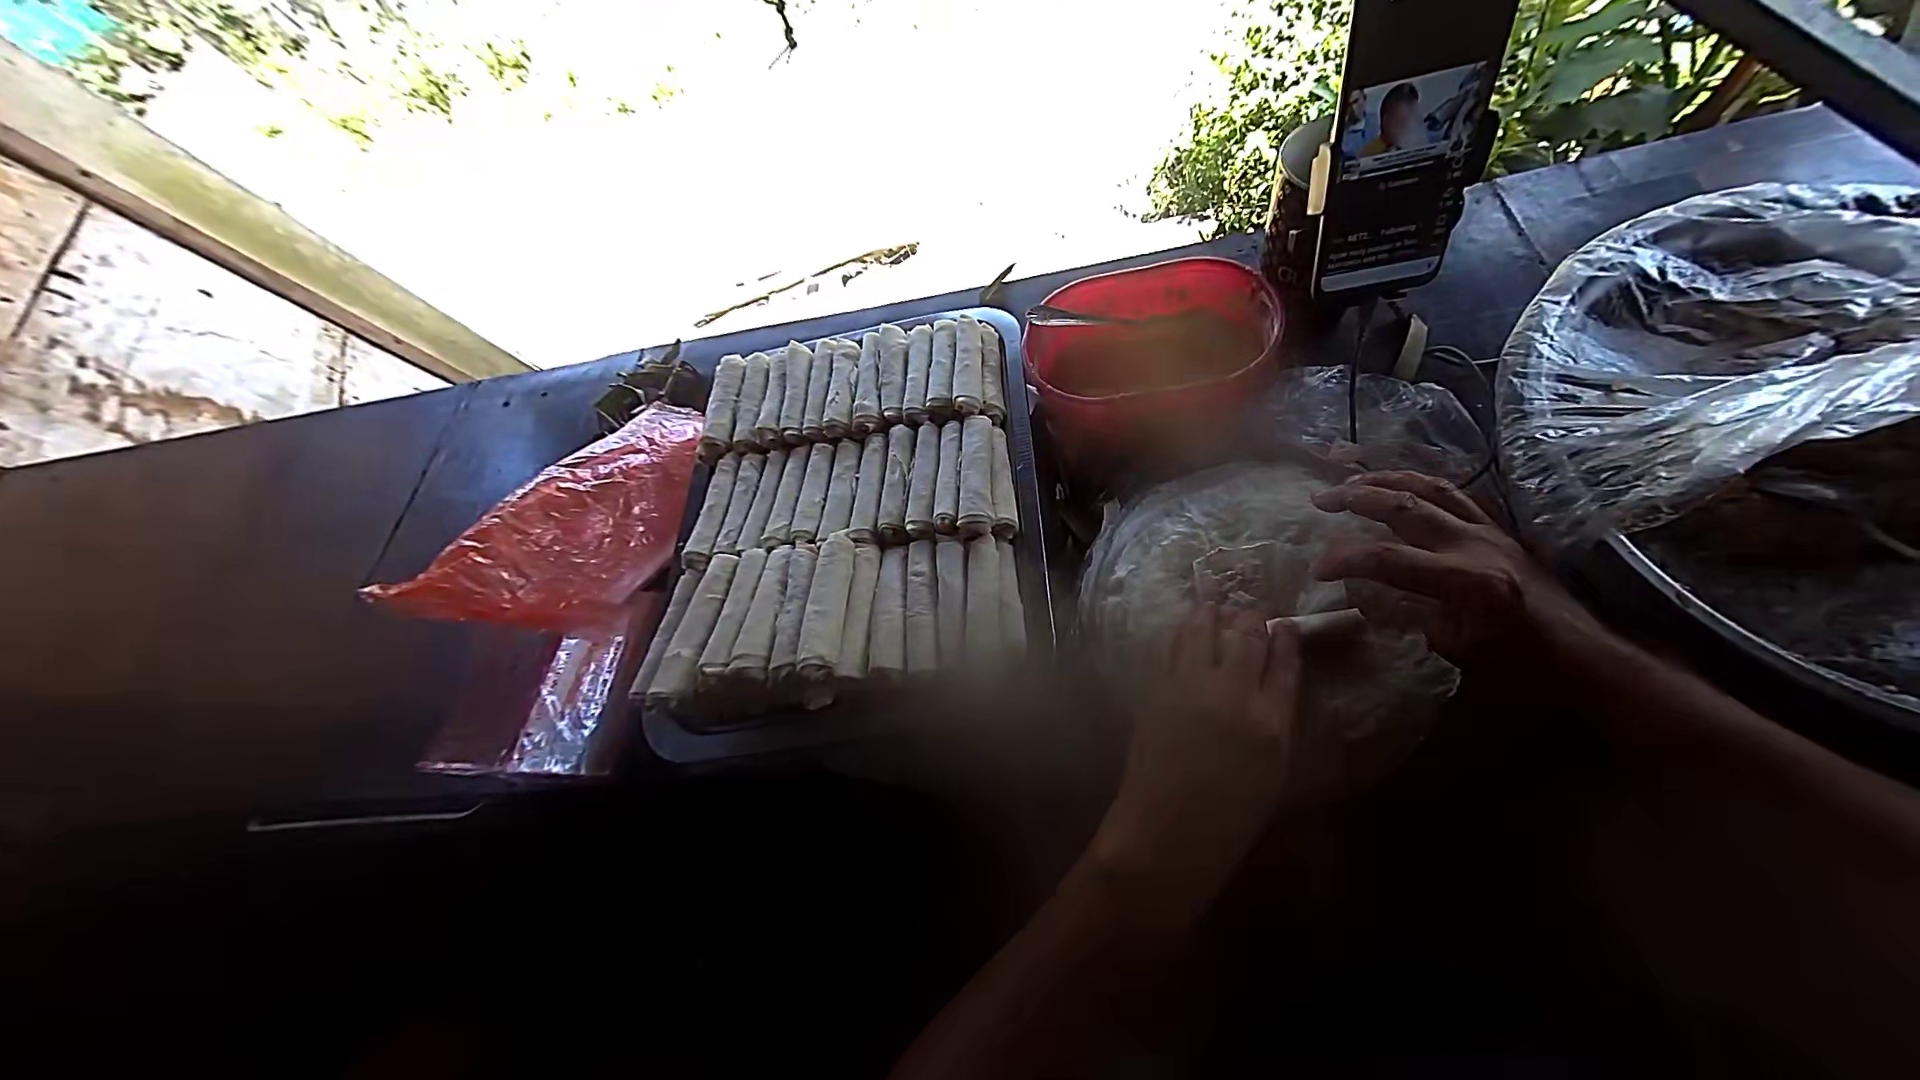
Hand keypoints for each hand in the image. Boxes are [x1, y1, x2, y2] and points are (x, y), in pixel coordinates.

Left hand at [1087, 604, 1300, 923]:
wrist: (1165, 833)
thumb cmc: (1228, 816)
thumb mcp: (1272, 771)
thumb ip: (1276, 720)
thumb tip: (1271, 681)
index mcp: (1271, 723)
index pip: (1285, 662)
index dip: (1286, 638)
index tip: (1285, 626)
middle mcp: (1232, 695)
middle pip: (1246, 635)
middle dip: (1251, 618)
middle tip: (1250, 613)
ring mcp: (1188, 687)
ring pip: (1202, 629)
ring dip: (1211, 614)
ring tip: (1214, 609)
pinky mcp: (1155, 688)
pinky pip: (1169, 646)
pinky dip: (1180, 631)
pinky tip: (1185, 630)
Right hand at [1309, 471, 1614, 678]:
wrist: (1588, 659)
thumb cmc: (1521, 667)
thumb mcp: (1455, 651)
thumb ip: (1406, 613)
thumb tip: (1361, 593)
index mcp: (1465, 581)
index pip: (1386, 559)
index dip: (1344, 559)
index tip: (1317, 569)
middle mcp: (1476, 546)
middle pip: (1405, 507)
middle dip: (1356, 498)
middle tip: (1320, 499)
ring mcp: (1490, 533)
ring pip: (1432, 488)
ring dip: (1386, 480)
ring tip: (1352, 480)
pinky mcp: (1499, 532)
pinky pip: (1455, 494)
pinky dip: (1420, 484)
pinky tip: (1399, 488)